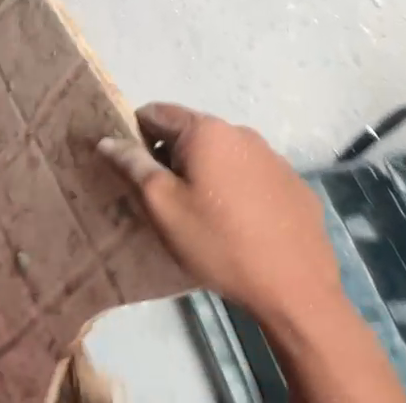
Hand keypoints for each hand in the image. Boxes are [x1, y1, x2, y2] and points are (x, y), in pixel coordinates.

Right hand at [97, 102, 339, 322]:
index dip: (136, 136)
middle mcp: (242, 134)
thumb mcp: (162, 204)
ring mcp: (275, 160)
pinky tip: (240, 223)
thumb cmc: (219, 242)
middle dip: (172, 156)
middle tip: (168, 197)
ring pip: (223, 154)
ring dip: (206, 171)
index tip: (137, 170)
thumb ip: (132, 164)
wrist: (297, 293)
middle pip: (190, 132)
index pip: (155, 112)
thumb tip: (108, 140)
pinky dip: (237, 187)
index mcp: (206, 131)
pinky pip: (252, 174)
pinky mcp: (297, 186)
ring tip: (204, 212)